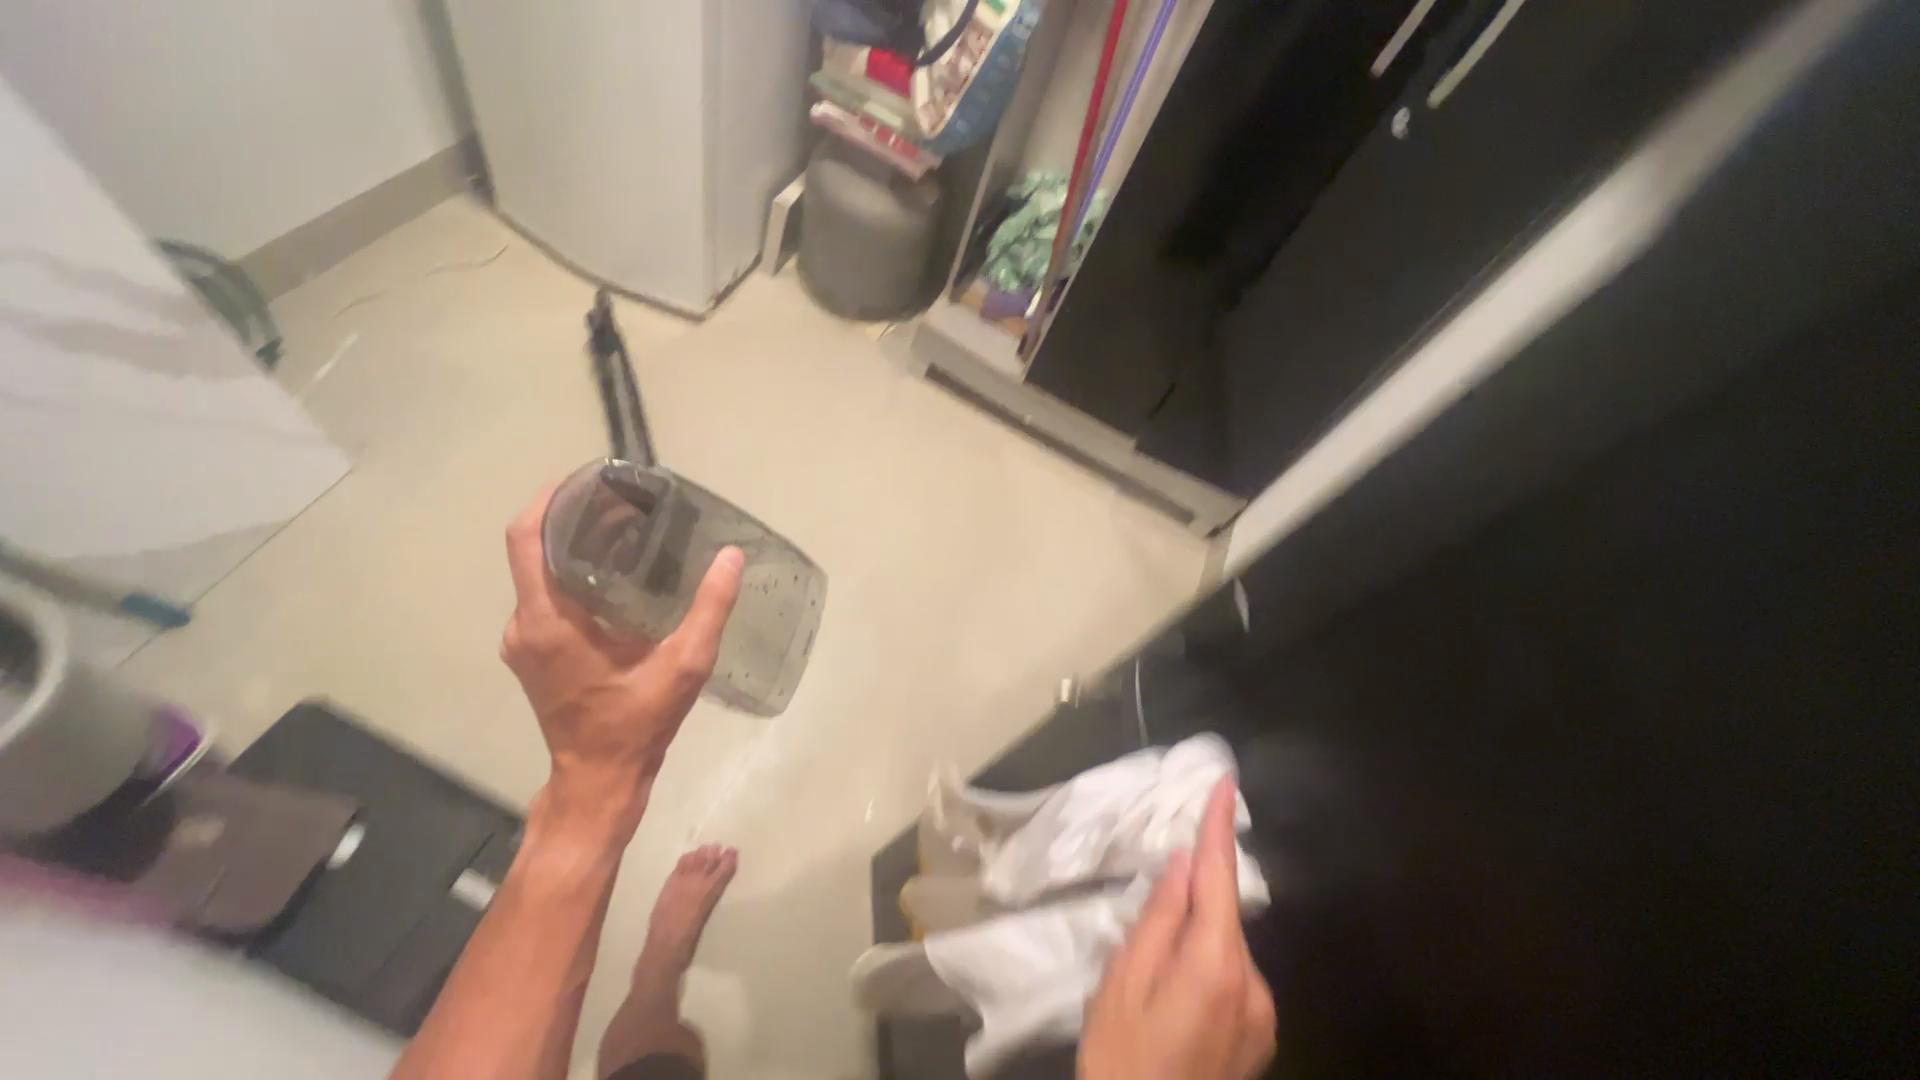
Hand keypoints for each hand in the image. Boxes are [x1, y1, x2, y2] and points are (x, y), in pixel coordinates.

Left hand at [500, 483, 742, 827]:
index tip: (586, 478)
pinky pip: (542, 596)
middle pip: (532, 549)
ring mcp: (522, 641)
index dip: (548, 498)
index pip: (526, 538)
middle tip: (622, 501)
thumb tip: (731, 557)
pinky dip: (571, 575)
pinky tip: (613, 576)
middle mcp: (524, 624)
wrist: (600, 778)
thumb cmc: (638, 723)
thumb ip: (709, 609)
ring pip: (537, 574)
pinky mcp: (530, 653)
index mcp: (549, 621)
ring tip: (624, 531)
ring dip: (573, 547)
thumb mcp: (685, 665)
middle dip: (571, 517)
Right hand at [1080, 777, 1276, 1079]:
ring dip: (1198, 939)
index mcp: (1215, 965)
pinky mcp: (1261, 1035)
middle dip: (1194, 896)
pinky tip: (1177, 997)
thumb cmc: (1122, 1056)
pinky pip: (1234, 977)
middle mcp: (1252, 985)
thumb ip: (1158, 918)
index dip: (1218, 828)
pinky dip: (1209, 967)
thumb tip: (1180, 864)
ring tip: (1154, 977)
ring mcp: (1263, 1014)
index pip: (1219, 878)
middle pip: (1223, 915)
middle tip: (1151, 921)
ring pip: (1228, 947)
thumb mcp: (1122, 982)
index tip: (1226, 784)